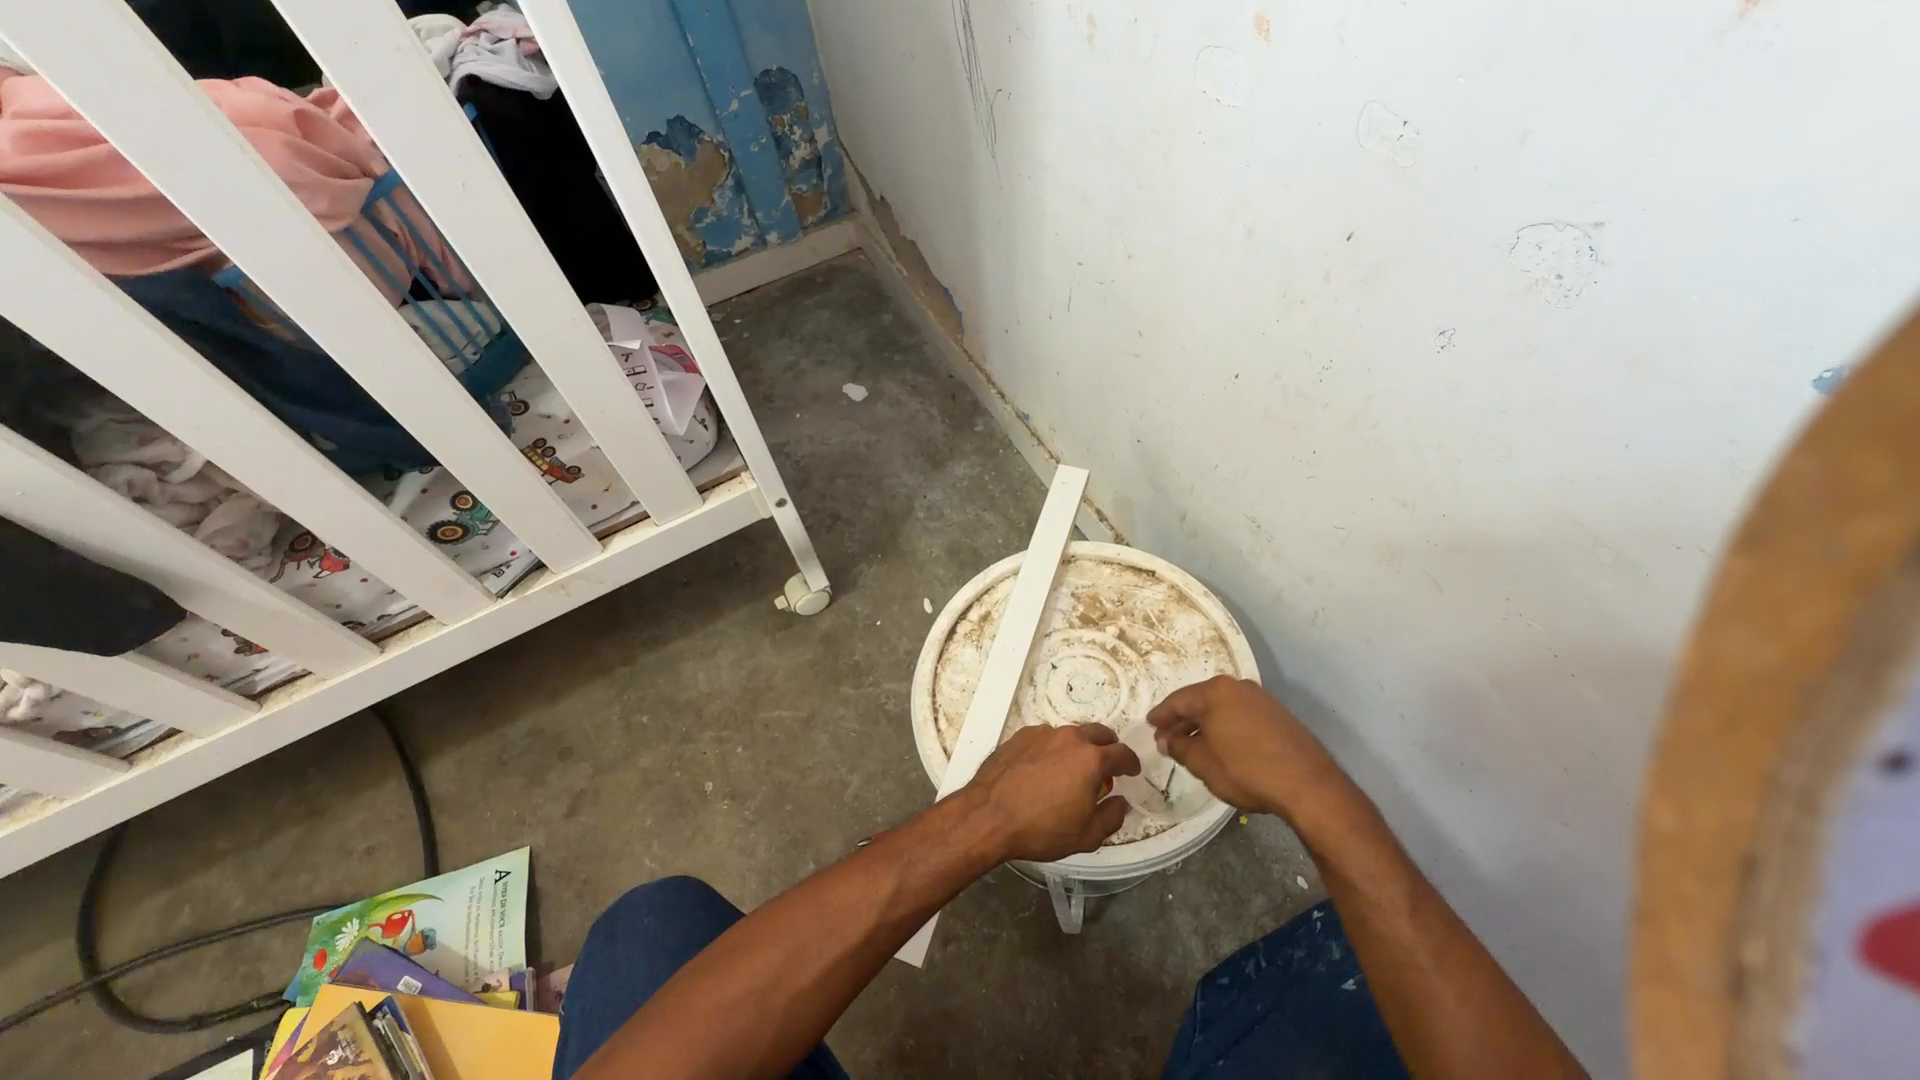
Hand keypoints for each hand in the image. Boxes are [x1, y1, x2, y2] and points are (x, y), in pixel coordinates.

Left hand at [961, 723, 1139, 861]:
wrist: (987, 816)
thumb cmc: (1040, 829)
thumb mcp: (1086, 835)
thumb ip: (1112, 817)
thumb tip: (1120, 802)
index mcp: (1091, 759)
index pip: (1122, 753)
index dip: (1131, 764)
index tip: (1131, 772)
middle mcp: (1069, 738)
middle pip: (1099, 733)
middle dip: (1108, 747)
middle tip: (1106, 766)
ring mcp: (1042, 734)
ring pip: (1070, 734)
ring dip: (1078, 747)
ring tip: (1072, 769)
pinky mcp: (1019, 736)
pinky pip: (1045, 738)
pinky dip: (1052, 748)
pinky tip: (1043, 768)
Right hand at [1147, 676, 1354, 820]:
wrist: (1306, 784)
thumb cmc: (1245, 769)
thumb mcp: (1202, 762)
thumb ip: (1179, 747)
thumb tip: (1167, 740)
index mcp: (1215, 692)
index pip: (1178, 701)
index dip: (1161, 716)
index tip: (1150, 726)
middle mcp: (1238, 688)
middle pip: (1201, 701)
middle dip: (1184, 720)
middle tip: (1168, 737)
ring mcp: (1262, 700)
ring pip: (1223, 709)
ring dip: (1206, 724)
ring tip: (1194, 744)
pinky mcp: (1279, 716)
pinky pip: (1242, 716)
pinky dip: (1227, 728)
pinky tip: (1223, 746)